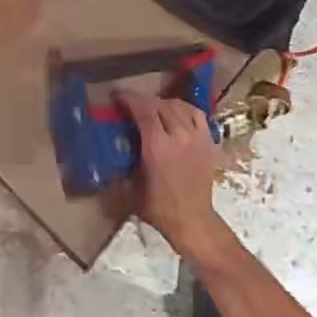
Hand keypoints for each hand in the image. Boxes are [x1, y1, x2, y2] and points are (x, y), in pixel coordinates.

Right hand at [117, 91, 229, 259]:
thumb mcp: (130, 188)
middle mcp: (179, 136)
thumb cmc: (158, 208)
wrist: (192, 220)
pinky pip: (196, 113)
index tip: (117, 96)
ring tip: (151, 108)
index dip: (129, 99)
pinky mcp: (208, 141)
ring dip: (162, 103)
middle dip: (143, 101)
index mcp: (158, 147)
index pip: (143, 110)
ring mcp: (197, 136)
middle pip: (160, 105)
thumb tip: (107, 147)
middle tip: (130, 105)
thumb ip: (120, 164)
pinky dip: (183, 108)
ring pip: (178, 106)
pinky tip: (175, 112)